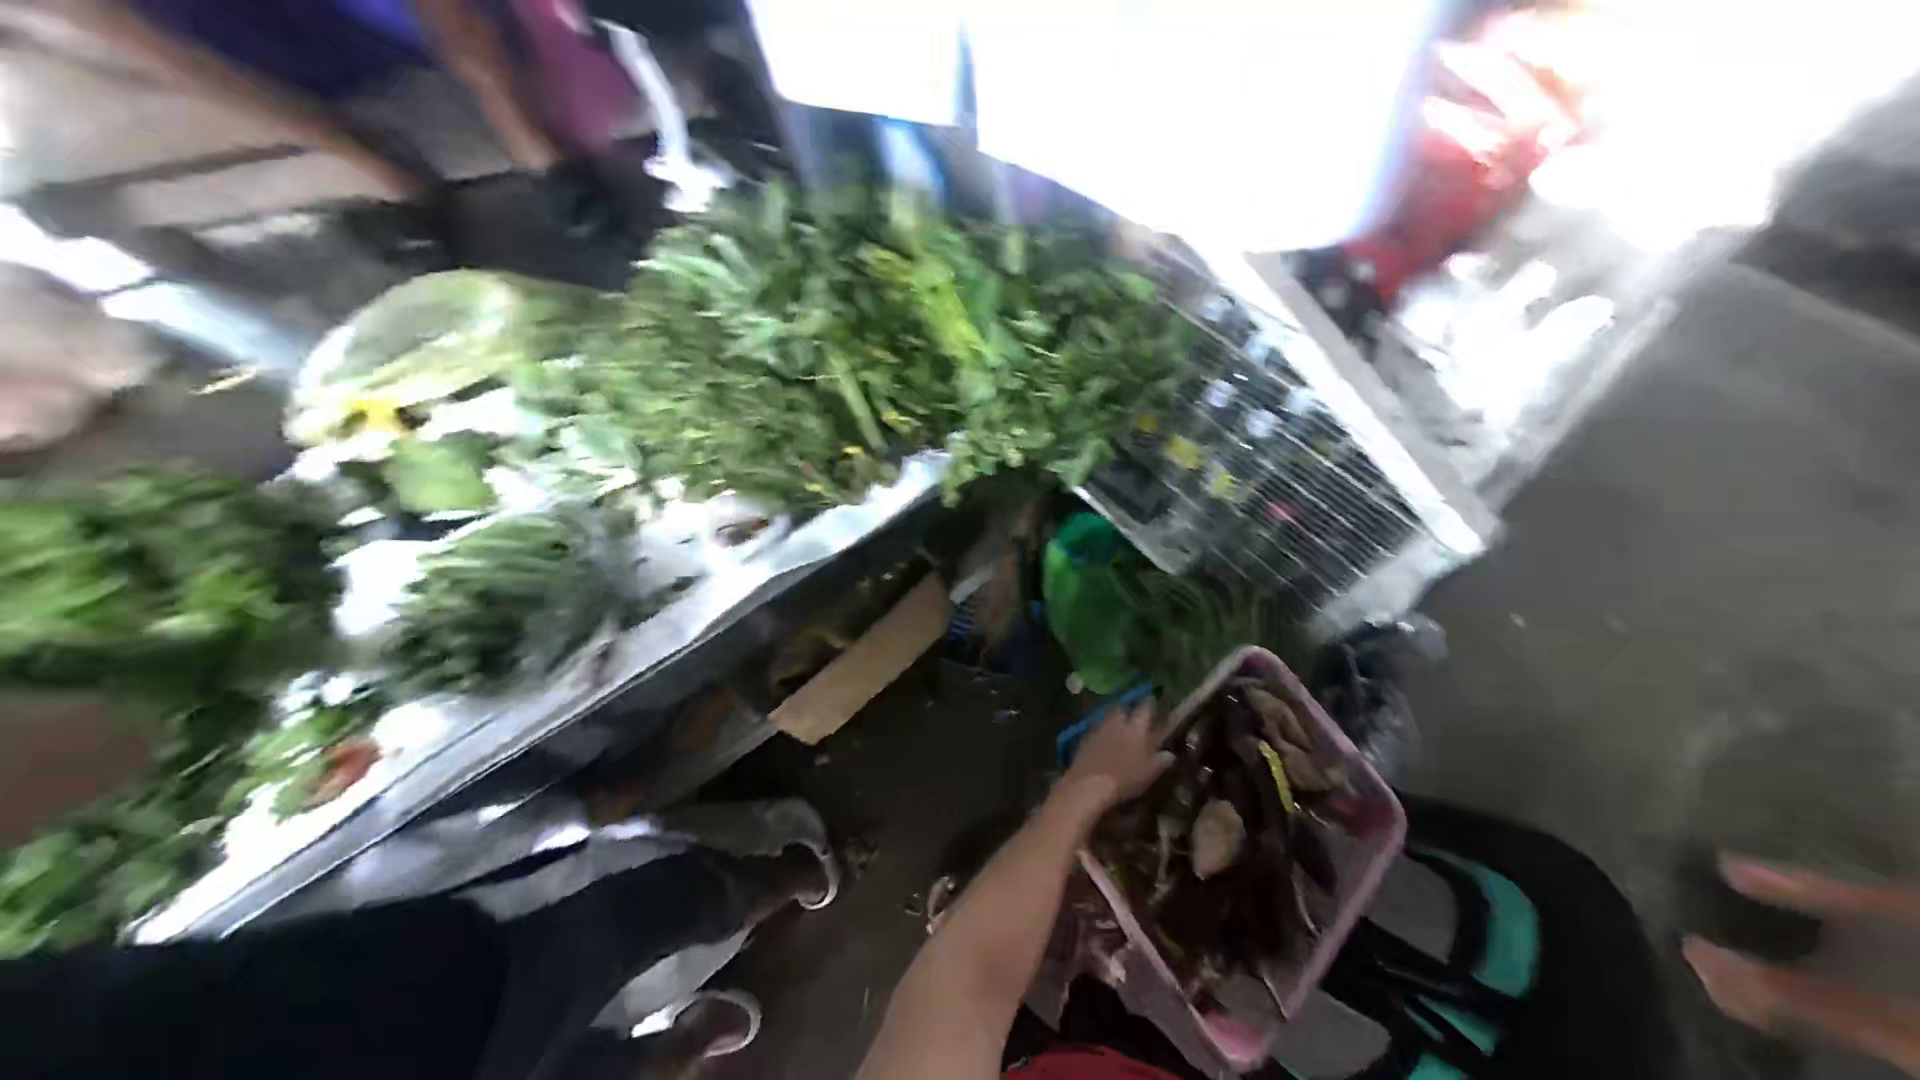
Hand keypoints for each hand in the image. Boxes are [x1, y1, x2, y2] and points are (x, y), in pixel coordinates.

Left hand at [1059, 698, 1175, 812]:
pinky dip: (1101, 733)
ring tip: (1118, 728)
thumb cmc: (1126, 777)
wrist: (1090, 784)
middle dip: (1128, 710)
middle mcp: (1117, 722)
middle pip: (1122, 708)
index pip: (1145, 708)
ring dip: (1113, 720)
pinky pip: (1096, 729)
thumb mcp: (1151, 772)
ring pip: (1107, 717)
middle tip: (1133, 716)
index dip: (1149, 703)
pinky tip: (1103, 742)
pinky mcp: (1084, 738)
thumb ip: (1163, 760)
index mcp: (1136, 728)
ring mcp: (1098, 728)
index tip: (1152, 699)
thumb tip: (1170, 753)